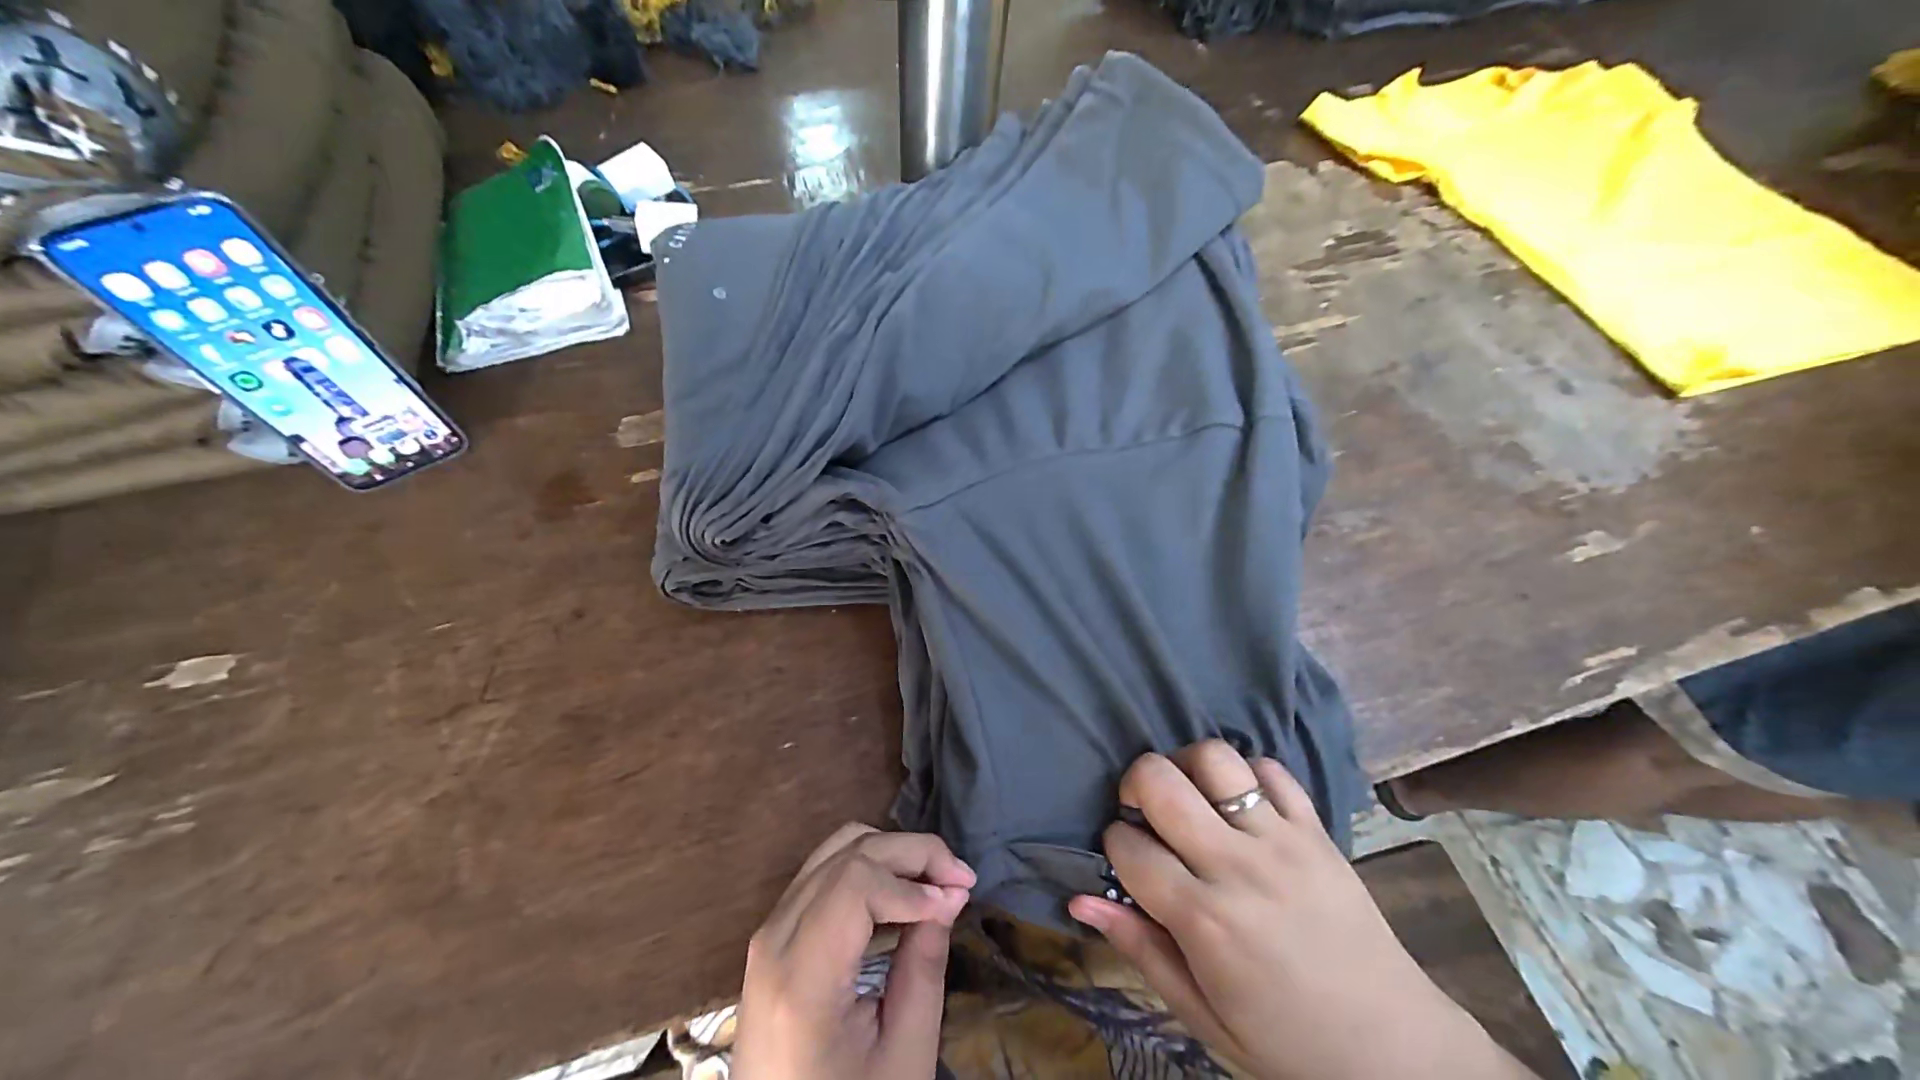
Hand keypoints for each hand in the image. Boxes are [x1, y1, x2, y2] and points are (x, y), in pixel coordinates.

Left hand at [733, 823, 975, 1079]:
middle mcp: (773, 940)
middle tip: (961, 877)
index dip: (914, 879)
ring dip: (890, 854)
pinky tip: (901, 891)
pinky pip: (822, 872)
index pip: (856, 882)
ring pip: (833, 850)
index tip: (957, 899)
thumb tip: (950, 893)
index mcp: (802, 978)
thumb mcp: (903, 1053)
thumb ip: (924, 967)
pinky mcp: (773, 934)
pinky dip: (867, 866)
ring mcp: (767, 932)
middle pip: (847, 853)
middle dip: (911, 853)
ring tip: (936, 881)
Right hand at [1068, 742, 1536, 1079]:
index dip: (1113, 846)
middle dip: (1134, 785)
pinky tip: (1241, 803)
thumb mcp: (1201, 1013)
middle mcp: (1237, 867)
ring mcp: (1283, 842)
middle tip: (1142, 811)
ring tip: (1189, 795)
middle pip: (1160, 782)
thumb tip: (1078, 898)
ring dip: (1187, 766)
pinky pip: (1273, 770)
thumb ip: (1139, 948)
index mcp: (1204, 920)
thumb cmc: (1284, 1041)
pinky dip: (1247, 774)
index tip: (1125, 861)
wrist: (1395, 1050)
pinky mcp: (1318, 831)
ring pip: (1215, 759)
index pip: (1128, 847)